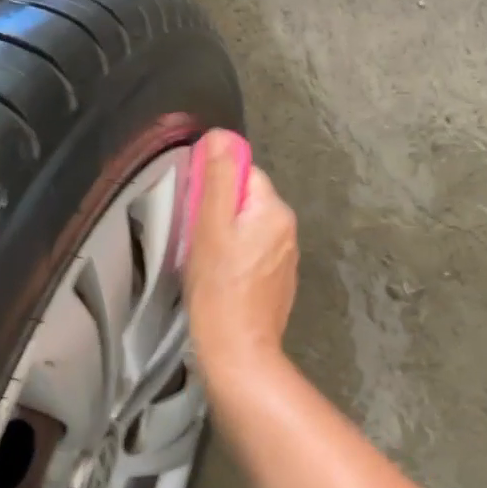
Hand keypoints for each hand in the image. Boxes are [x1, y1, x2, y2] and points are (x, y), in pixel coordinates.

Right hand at [182, 129, 298, 376]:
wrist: (238, 352)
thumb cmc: (219, 287)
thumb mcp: (211, 226)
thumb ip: (217, 178)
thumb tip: (220, 134)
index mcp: (275, 209)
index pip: (244, 173)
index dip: (215, 187)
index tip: (197, 213)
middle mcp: (288, 228)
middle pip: (247, 200)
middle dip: (220, 212)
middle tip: (198, 240)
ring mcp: (287, 257)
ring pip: (250, 228)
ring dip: (228, 236)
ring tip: (207, 263)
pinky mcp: (280, 281)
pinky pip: (255, 253)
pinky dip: (237, 259)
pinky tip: (222, 280)